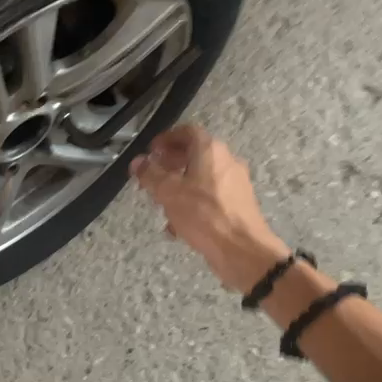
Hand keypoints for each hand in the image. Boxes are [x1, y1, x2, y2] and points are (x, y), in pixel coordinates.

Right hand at [130, 125, 290, 293]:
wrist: (243, 250)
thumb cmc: (204, 214)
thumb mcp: (169, 192)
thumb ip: (150, 174)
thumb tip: (138, 162)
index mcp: (211, 150)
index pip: (187, 132)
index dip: (166, 138)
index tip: (152, 151)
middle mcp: (227, 161)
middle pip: (195, 154)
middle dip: (171, 163)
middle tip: (153, 175)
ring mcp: (236, 183)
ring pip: (203, 177)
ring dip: (181, 185)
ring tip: (163, 202)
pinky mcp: (239, 205)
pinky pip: (212, 197)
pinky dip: (194, 203)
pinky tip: (179, 225)